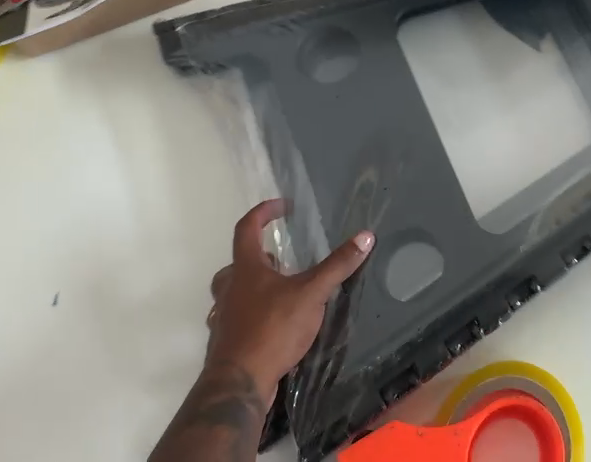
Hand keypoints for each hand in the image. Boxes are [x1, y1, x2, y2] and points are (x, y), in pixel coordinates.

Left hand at [205, 200, 374, 400]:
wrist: (238, 384)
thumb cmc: (272, 329)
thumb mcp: (312, 293)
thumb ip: (338, 265)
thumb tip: (366, 236)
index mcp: (246, 269)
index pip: (247, 228)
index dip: (263, 212)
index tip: (283, 206)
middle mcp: (229, 289)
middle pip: (237, 262)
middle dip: (259, 257)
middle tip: (283, 260)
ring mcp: (224, 317)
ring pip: (234, 292)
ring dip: (255, 287)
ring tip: (283, 292)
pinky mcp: (227, 342)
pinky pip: (237, 318)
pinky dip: (253, 314)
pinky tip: (275, 324)